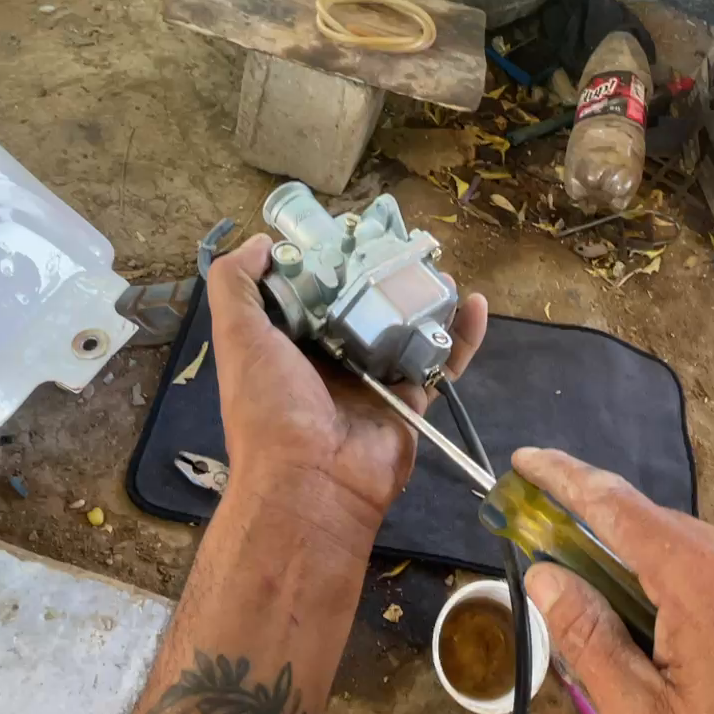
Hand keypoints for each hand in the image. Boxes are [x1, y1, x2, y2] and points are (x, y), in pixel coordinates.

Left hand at [206, 233, 488, 535]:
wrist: (312, 482)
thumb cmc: (270, 405)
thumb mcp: (238, 337)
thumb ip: (236, 286)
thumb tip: (262, 242)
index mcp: (290, 346)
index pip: (311, 293)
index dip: (328, 262)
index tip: (349, 231)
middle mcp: (333, 360)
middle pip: (363, 307)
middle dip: (382, 276)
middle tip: (403, 242)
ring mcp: (375, 380)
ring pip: (407, 329)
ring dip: (425, 299)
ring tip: (439, 269)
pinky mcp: (411, 399)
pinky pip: (442, 362)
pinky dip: (464, 335)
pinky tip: (477, 305)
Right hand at [513, 448, 713, 713]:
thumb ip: (587, 639)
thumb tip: (544, 574)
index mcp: (701, 577)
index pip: (613, 504)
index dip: (561, 476)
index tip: (522, 459)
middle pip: (641, 522)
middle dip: (586, 525)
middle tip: (538, 545)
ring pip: (672, 546)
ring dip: (622, 559)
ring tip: (586, 598)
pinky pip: (702, 568)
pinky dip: (659, 578)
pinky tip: (642, 620)